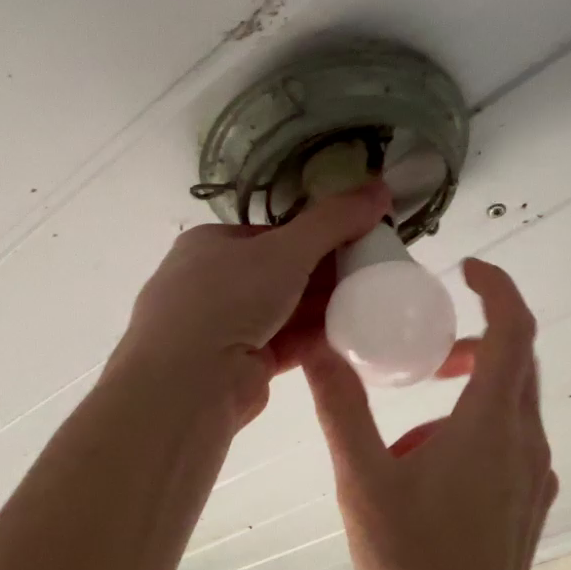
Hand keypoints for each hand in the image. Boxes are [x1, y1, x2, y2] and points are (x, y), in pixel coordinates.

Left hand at [124, 185, 390, 424]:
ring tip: (371, 304)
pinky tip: (351, 336)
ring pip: (286, 311)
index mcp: (210, 244)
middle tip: (373, 274)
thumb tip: (381, 187)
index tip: (360, 242)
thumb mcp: (287, 249)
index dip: (319, 236)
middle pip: (283, 273)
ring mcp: (224, 327)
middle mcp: (212, 283)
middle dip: (327, 276)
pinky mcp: (242, 365)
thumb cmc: (228, 299)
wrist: (190, 382)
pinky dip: (316, 339)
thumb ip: (335, 220)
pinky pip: (287, 343)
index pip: (274, 233)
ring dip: (325, 309)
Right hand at [303, 259, 557, 569]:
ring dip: (469, 392)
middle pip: (514, 362)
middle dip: (472, 343)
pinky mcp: (533, 499)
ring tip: (410, 433)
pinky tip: (432, 472)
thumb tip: (321, 349)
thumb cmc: (411, 564)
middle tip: (424, 353)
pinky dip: (477, 428)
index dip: (497, 286)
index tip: (467, 268)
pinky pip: (511, 440)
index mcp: (489, 424)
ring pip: (510, 404)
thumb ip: (342, 408)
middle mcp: (525, 440)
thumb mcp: (362, 481)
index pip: (513, 328)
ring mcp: (536, 472)